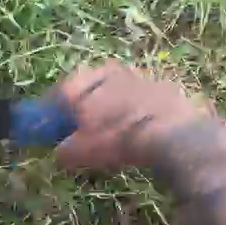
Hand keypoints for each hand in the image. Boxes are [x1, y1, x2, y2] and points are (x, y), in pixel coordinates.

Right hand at [52, 62, 225, 188]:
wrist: (172, 134)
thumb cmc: (117, 138)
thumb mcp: (81, 152)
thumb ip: (64, 151)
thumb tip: (60, 153)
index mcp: (84, 82)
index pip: (60, 91)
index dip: (53, 111)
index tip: (53, 126)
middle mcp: (109, 72)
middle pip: (89, 87)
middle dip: (83, 105)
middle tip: (82, 126)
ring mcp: (138, 76)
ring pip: (116, 91)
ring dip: (111, 106)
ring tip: (112, 130)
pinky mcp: (164, 85)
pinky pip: (140, 99)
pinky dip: (135, 111)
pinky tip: (137, 130)